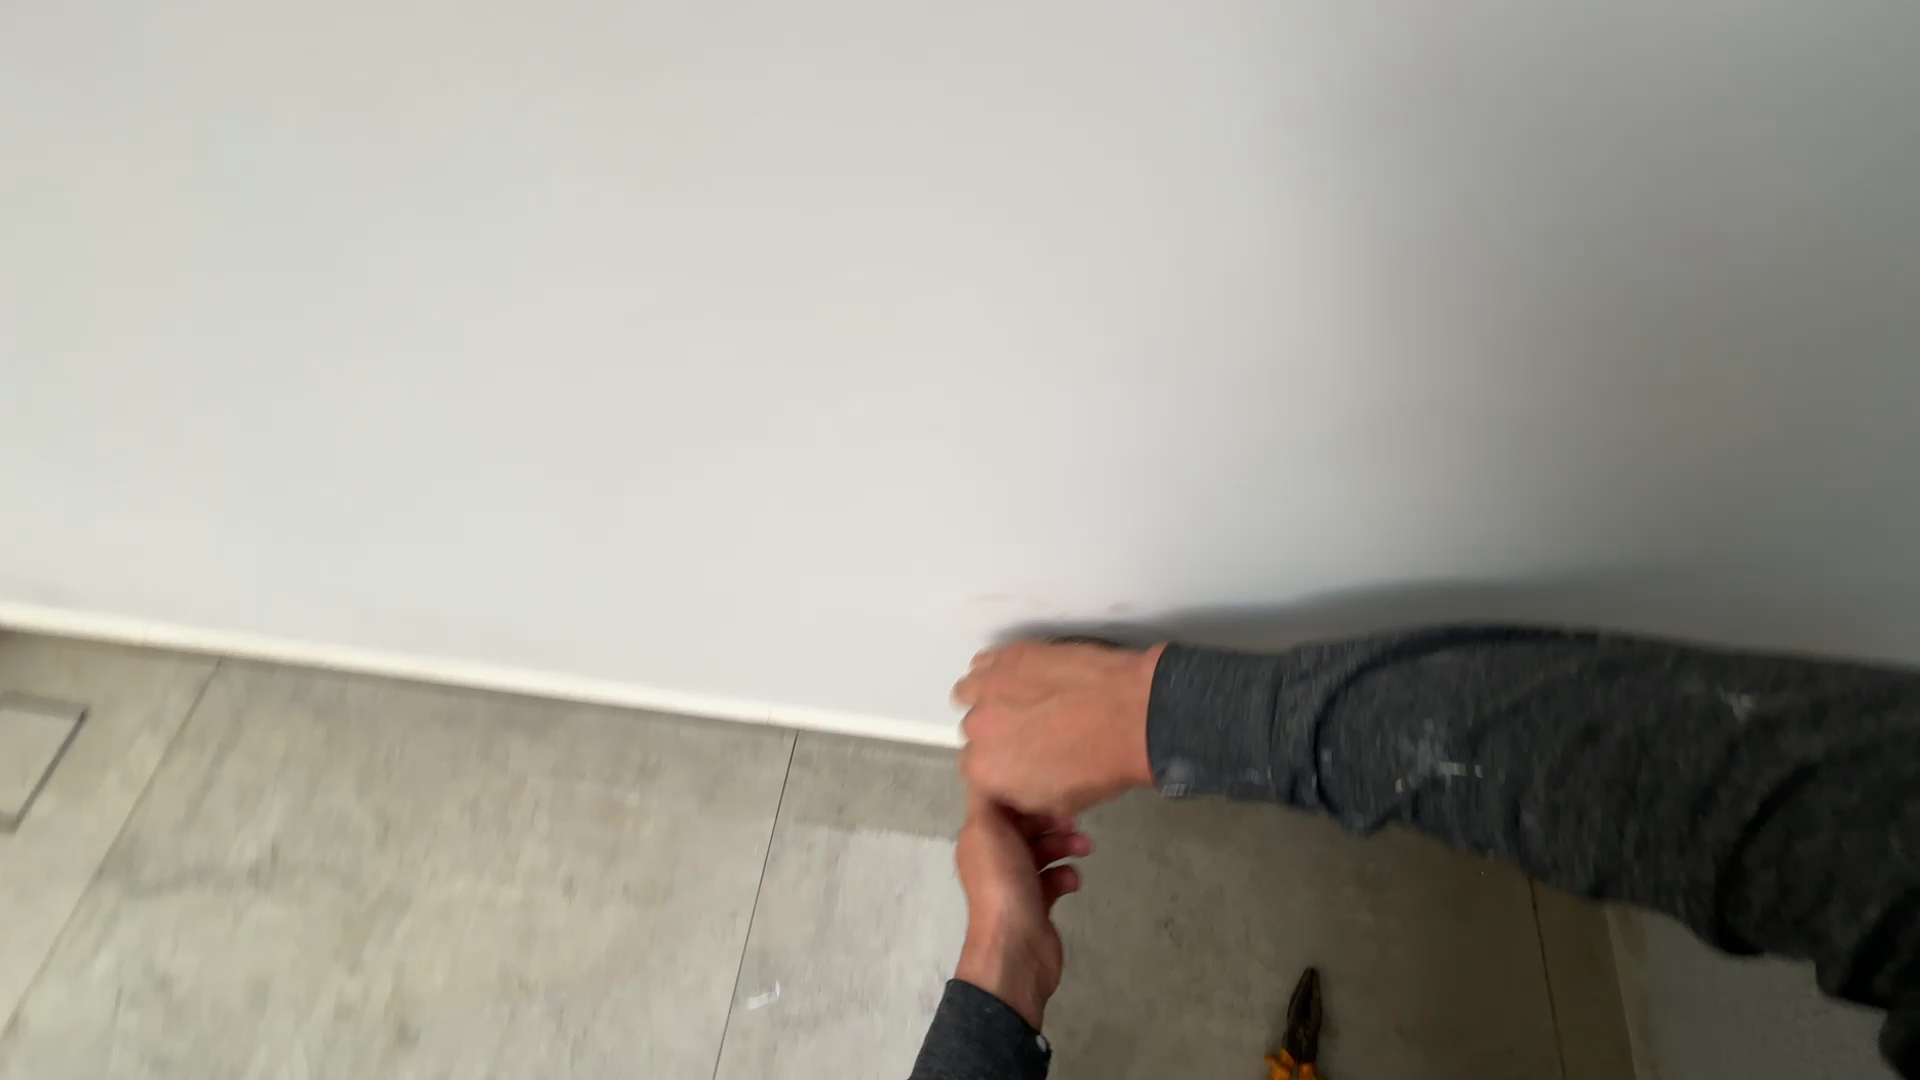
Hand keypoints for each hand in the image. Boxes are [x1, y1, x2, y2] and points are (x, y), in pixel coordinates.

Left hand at [952, 793, 1091, 1028]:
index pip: (1003, 806)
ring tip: (1085, 848)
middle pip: (1025, 828)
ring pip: (1043, 852)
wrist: (1015, 949)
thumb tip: (991, 776)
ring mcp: (1015, 883)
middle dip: (1051, 822)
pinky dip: (1065, 875)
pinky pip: (1053, 880)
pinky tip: (1073, 880)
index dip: (1026, 796)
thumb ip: (988, 799)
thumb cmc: (1001, 883)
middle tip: (1075, 822)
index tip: (1051, 791)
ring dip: (1064, 846)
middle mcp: (994, 858)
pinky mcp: (1036, 905)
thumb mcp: (987, 829)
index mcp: (979, 838)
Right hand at [954, 641, 1165, 817]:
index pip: (975, 770)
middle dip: (995, 731)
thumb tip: (1016, 781)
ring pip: (969, 691)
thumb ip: (1020, 792)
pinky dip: (996, 669)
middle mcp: (977, 727)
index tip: (1019, 760)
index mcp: (985, 771)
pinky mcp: (1008, 654)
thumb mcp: (1056, 804)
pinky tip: (1022, 675)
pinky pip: (985, 661)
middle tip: (1029, 729)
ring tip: (1019, 699)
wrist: (1129, 714)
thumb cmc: (1099, 766)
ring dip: (987, 697)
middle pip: (974, 729)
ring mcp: (989, 685)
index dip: (998, 765)